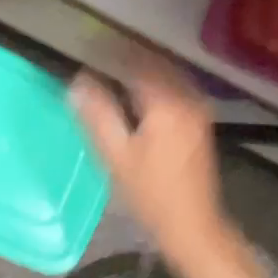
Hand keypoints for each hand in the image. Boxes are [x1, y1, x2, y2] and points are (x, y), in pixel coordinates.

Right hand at [70, 52, 229, 248]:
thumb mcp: (116, 156)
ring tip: (111, 72)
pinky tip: (135, 94)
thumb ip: (97, 114)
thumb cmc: (151, 194)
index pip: (136, 62)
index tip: (87, 51)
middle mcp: (187, 97)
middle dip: (126, 57)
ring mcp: (198, 108)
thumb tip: (77, 81)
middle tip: (96, 58)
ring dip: (141, 68)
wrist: (193, 226)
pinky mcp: (200, 120)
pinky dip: (155, 82)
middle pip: (154, 63)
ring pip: (166, 73)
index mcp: (167, 102)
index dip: (110, 53)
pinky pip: (175, 87)